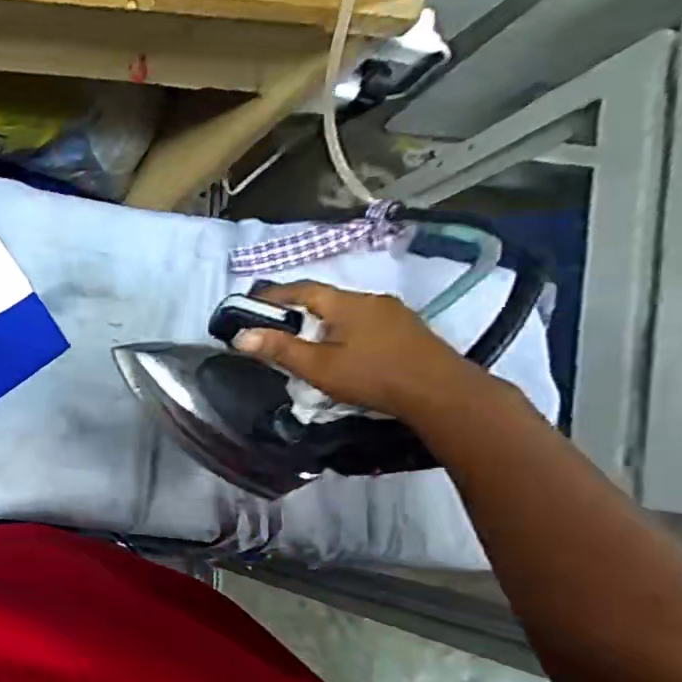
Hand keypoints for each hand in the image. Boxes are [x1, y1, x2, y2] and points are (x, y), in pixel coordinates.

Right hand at [230, 280, 496, 421]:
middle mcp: (371, 299)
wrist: (440, 392)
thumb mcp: (318, 366)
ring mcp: (393, 313)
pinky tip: (341, 350)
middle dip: (296, 310)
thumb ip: (279, 349)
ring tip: (304, 342)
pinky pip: (364, 323)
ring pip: (346, 311)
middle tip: (273, 327)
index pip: (302, 289)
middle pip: (324, 299)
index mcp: (346, 303)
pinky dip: (343, 331)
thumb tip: (241, 335)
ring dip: (321, 322)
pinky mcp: (406, 330)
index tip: (249, 304)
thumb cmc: (373, 376)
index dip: (273, 295)